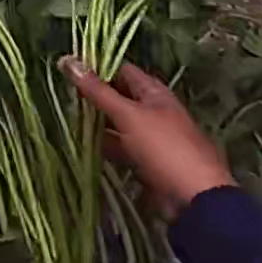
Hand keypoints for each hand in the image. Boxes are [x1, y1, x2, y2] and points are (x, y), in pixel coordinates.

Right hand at [61, 58, 234, 217]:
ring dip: (98, 123)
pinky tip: (87, 147)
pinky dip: (107, 146)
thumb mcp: (126, 114)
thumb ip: (95, 89)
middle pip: (118, 96)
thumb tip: (66, 59)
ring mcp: (153, 138)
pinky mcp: (150, 162)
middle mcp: (154, 110)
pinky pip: (123, 147)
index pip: (119, 69)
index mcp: (153, 92)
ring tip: (69, 120)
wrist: (198, 203)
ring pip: (119, 123)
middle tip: (63, 95)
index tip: (68, 70)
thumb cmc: (163, 148)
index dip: (95, 67)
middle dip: (93, 96)